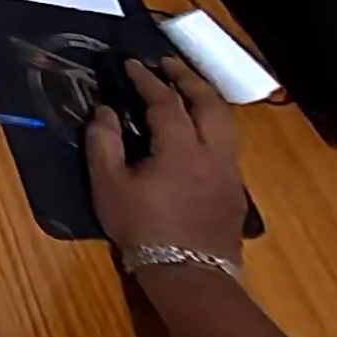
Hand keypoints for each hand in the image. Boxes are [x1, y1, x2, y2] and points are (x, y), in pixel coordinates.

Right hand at [86, 56, 246, 262]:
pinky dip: (208, 121)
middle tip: (167, 63)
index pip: (167, 104)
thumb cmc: (140, 225)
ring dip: (203, 98)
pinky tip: (191, 126)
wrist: (187, 273)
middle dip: (189, 79)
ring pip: (226, 123)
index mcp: (181, 151)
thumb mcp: (107, 182)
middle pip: (211, 105)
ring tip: (181, 86)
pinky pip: (225, 141)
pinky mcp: (233, 187)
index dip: (148, 80)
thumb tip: (105, 110)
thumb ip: (103, 141)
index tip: (131, 64)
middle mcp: (214, 155)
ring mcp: (230, 172)